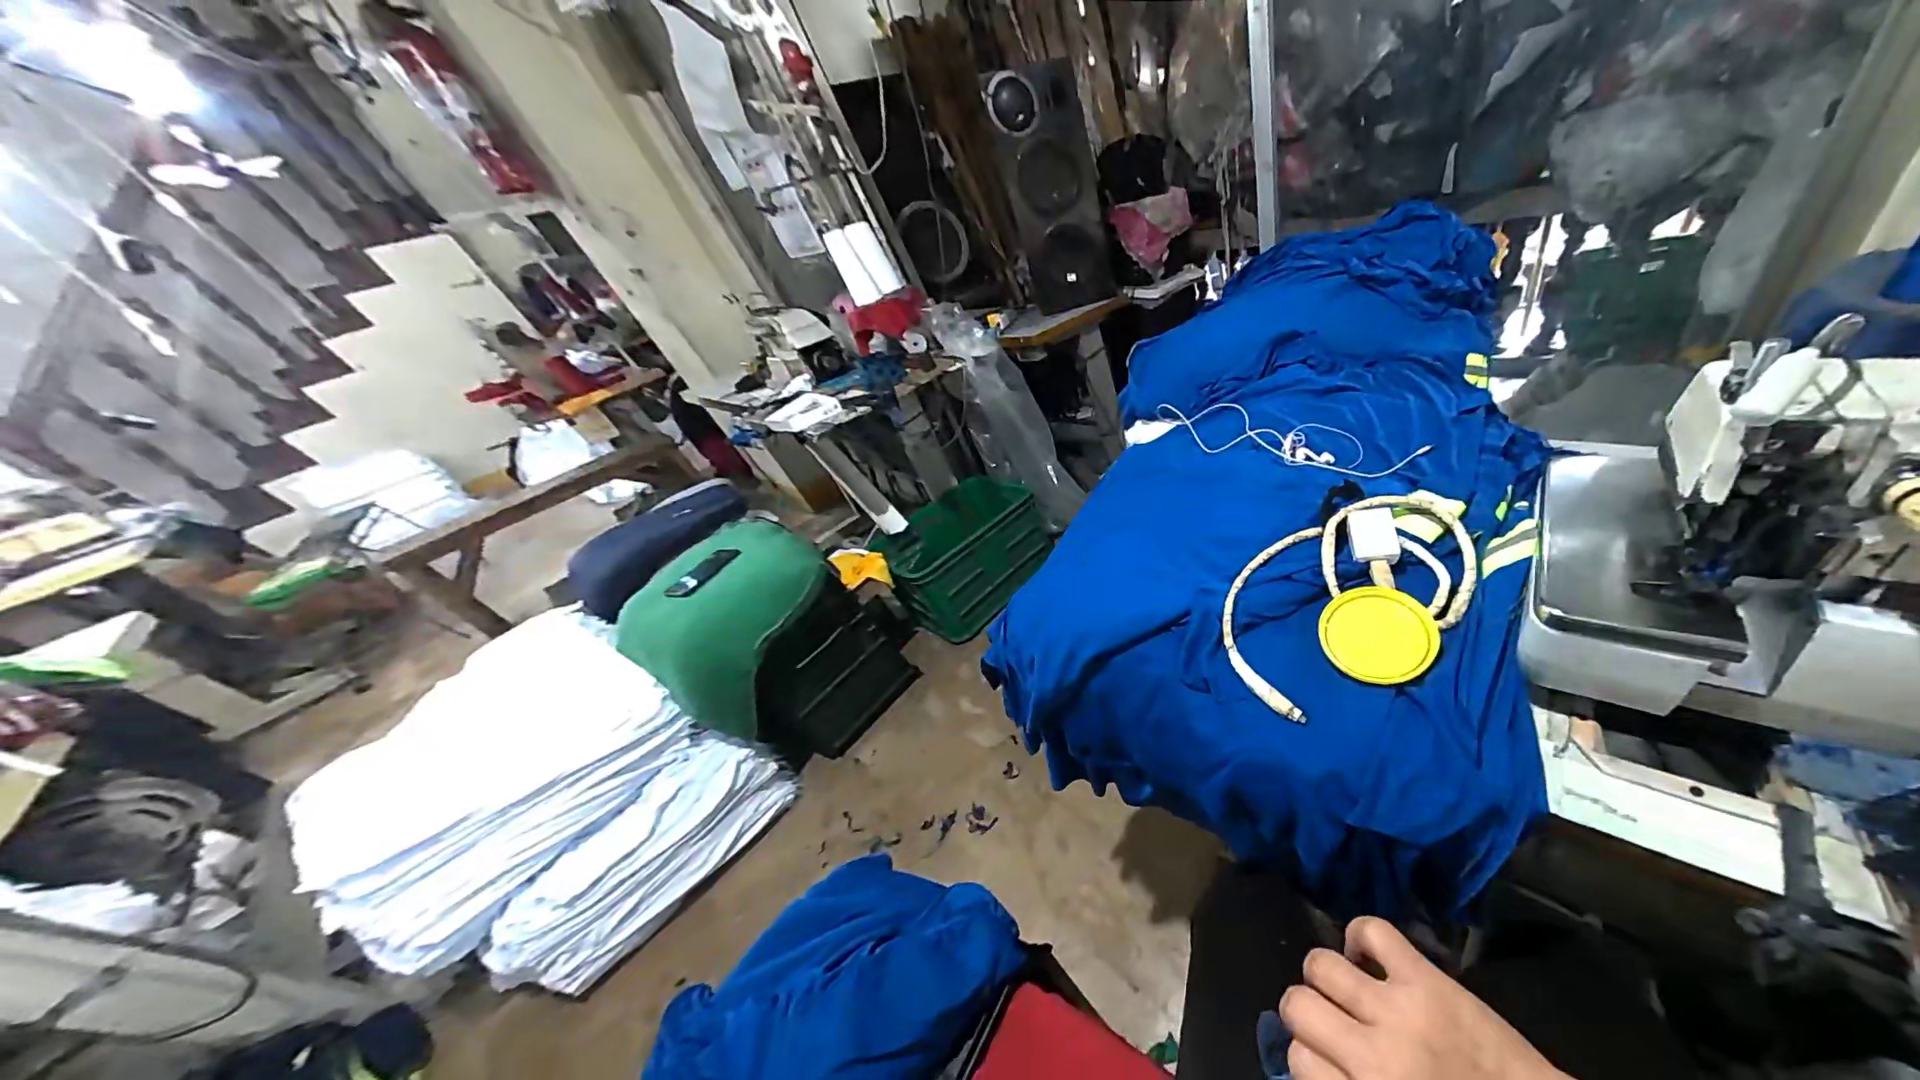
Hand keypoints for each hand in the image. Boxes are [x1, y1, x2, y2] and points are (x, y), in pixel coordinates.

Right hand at [1277, 917, 1569, 1079]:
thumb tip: (1310, 1061)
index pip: (1297, 1059)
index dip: (1310, 1056)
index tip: (1331, 1063)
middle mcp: (1373, 1056)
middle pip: (1297, 1005)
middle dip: (1308, 1012)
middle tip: (1335, 1024)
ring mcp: (1398, 1012)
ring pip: (1321, 965)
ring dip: (1328, 977)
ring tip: (1351, 990)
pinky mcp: (1427, 980)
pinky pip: (1373, 930)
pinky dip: (1362, 936)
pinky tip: (1368, 957)